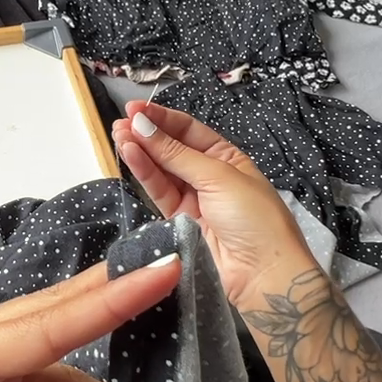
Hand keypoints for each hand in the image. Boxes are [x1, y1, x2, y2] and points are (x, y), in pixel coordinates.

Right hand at [111, 100, 316, 304]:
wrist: (262, 273)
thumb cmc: (254, 218)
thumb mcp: (218, 176)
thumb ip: (176, 154)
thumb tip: (144, 126)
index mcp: (227, 158)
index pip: (189, 131)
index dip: (162, 118)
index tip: (135, 108)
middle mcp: (208, 176)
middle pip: (171, 149)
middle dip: (146, 134)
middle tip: (120, 123)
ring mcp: (193, 199)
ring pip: (161, 170)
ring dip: (140, 152)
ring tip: (118, 135)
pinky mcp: (178, 221)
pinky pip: (158, 192)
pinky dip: (144, 173)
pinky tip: (130, 155)